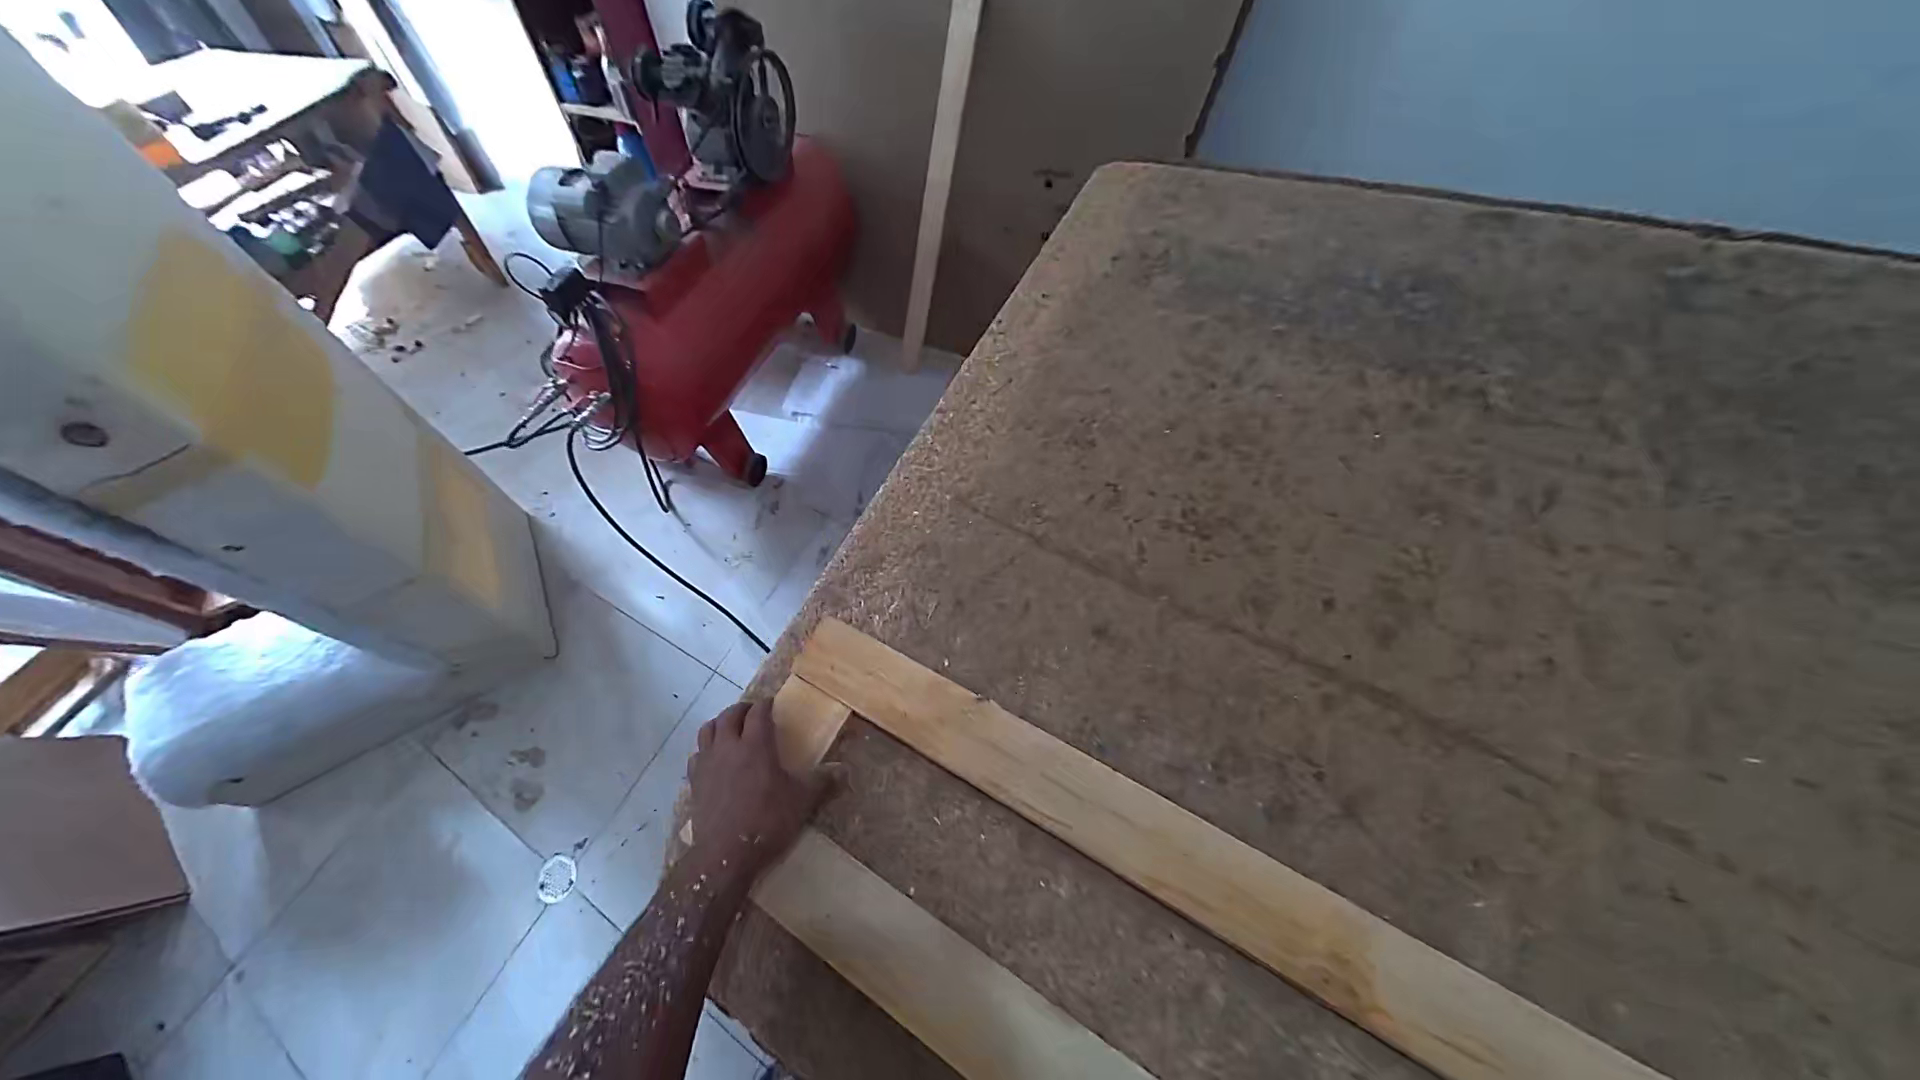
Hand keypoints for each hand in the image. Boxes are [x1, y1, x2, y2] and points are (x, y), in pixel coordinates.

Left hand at [689, 700, 833, 874]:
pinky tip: (714, 758)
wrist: (724, 855)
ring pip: (708, 729)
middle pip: (730, 715)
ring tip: (731, 728)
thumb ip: (822, 782)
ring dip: (720, 723)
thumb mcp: (802, 801)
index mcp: (756, 745)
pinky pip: (697, 754)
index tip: (773, 703)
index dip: (766, 704)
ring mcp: (708, 763)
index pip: (759, 712)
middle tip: (753, 712)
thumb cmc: (767, 822)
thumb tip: (845, 770)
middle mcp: (729, 747)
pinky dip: (706, 749)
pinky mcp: (694, 782)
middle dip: (743, 709)